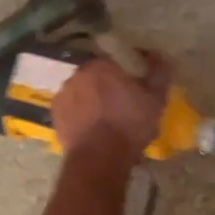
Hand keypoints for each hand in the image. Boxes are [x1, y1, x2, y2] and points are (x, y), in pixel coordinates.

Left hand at [51, 54, 171, 160]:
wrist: (98, 159)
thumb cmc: (129, 126)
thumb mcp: (155, 100)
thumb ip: (158, 73)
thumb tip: (158, 55)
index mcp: (103, 64)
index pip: (118, 59)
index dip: (128, 71)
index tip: (137, 85)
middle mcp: (80, 72)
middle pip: (98, 74)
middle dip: (109, 84)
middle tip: (123, 103)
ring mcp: (64, 92)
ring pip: (83, 90)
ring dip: (93, 98)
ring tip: (106, 118)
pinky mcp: (56, 112)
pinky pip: (72, 106)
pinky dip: (79, 112)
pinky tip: (91, 127)